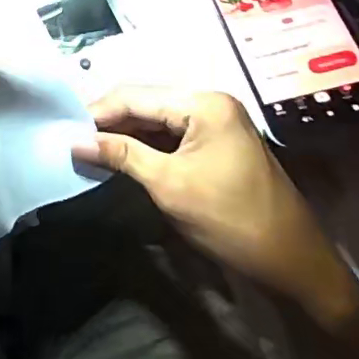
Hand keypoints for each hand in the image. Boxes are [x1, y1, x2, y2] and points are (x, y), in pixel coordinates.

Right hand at [73, 87, 358, 330]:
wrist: (292, 262)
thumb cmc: (231, 221)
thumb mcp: (169, 186)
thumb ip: (122, 156)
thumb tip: (76, 142)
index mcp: (203, 104)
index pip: (136, 96)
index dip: (98, 112)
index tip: (66, 130)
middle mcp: (210, 103)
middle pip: (146, 103)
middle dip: (109, 121)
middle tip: (74, 140)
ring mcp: (215, 122)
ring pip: (156, 119)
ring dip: (124, 134)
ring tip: (89, 148)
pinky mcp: (215, 143)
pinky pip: (171, 135)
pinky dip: (144, 145)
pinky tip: (119, 156)